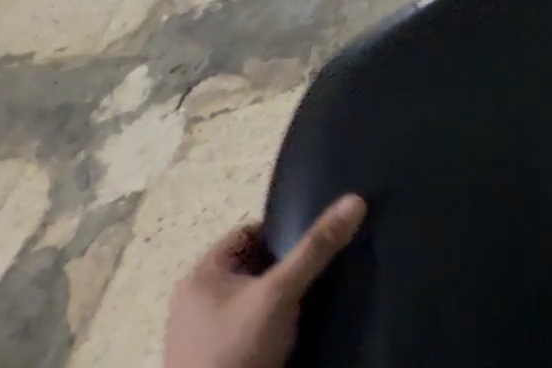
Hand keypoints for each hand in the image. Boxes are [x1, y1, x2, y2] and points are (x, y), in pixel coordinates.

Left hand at [164, 195, 366, 367]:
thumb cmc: (237, 349)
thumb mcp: (281, 293)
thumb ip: (316, 248)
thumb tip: (355, 200)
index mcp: (201, 275)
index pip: (250, 232)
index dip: (285, 231)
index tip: (319, 240)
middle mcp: (196, 300)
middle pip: (255, 264)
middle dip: (289, 264)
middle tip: (324, 266)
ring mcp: (204, 333)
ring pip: (256, 296)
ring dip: (284, 294)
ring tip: (318, 294)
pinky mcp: (217, 357)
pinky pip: (253, 323)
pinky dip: (276, 321)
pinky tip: (300, 327)